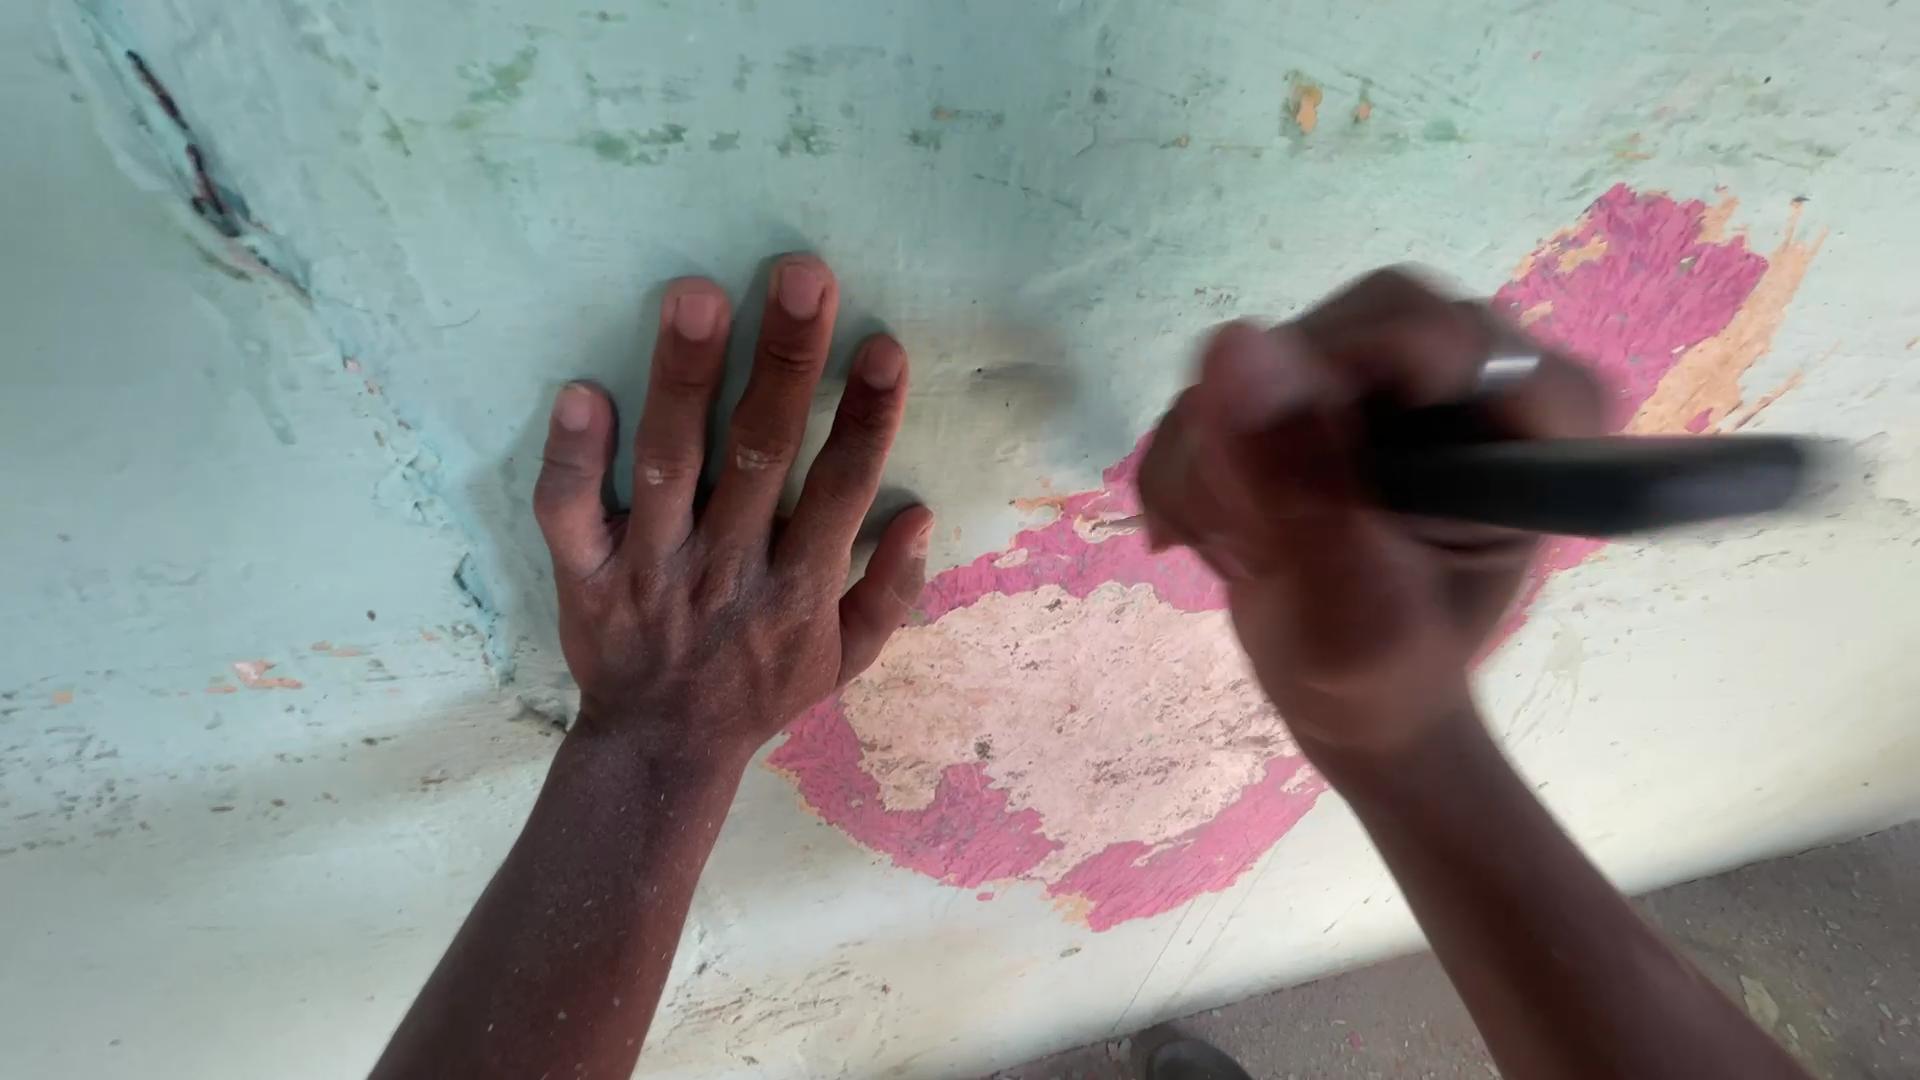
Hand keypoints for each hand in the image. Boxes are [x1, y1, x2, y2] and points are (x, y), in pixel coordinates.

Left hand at [532, 255, 932, 766]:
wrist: (663, 748)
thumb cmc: (765, 691)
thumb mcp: (849, 660)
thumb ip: (890, 591)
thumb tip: (919, 513)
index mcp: (798, 592)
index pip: (841, 492)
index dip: (868, 420)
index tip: (884, 348)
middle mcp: (728, 571)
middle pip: (761, 456)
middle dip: (786, 364)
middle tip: (801, 277)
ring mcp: (650, 571)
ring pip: (668, 466)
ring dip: (682, 380)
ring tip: (696, 296)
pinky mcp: (585, 578)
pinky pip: (571, 514)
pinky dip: (572, 458)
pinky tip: (582, 392)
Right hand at [1139, 270, 1602, 772]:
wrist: (1347, 694)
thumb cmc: (1380, 673)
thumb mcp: (1350, 607)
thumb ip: (1300, 484)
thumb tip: (1231, 344)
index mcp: (1523, 411)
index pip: (1415, 327)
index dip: (1318, 398)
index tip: (1267, 503)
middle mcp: (1450, 370)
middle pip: (1315, 336)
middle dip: (1251, 447)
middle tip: (1250, 542)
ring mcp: (1362, 376)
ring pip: (1239, 365)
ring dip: (1207, 471)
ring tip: (1240, 554)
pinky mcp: (1292, 393)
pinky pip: (1202, 396)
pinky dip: (1182, 474)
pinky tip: (1214, 533)